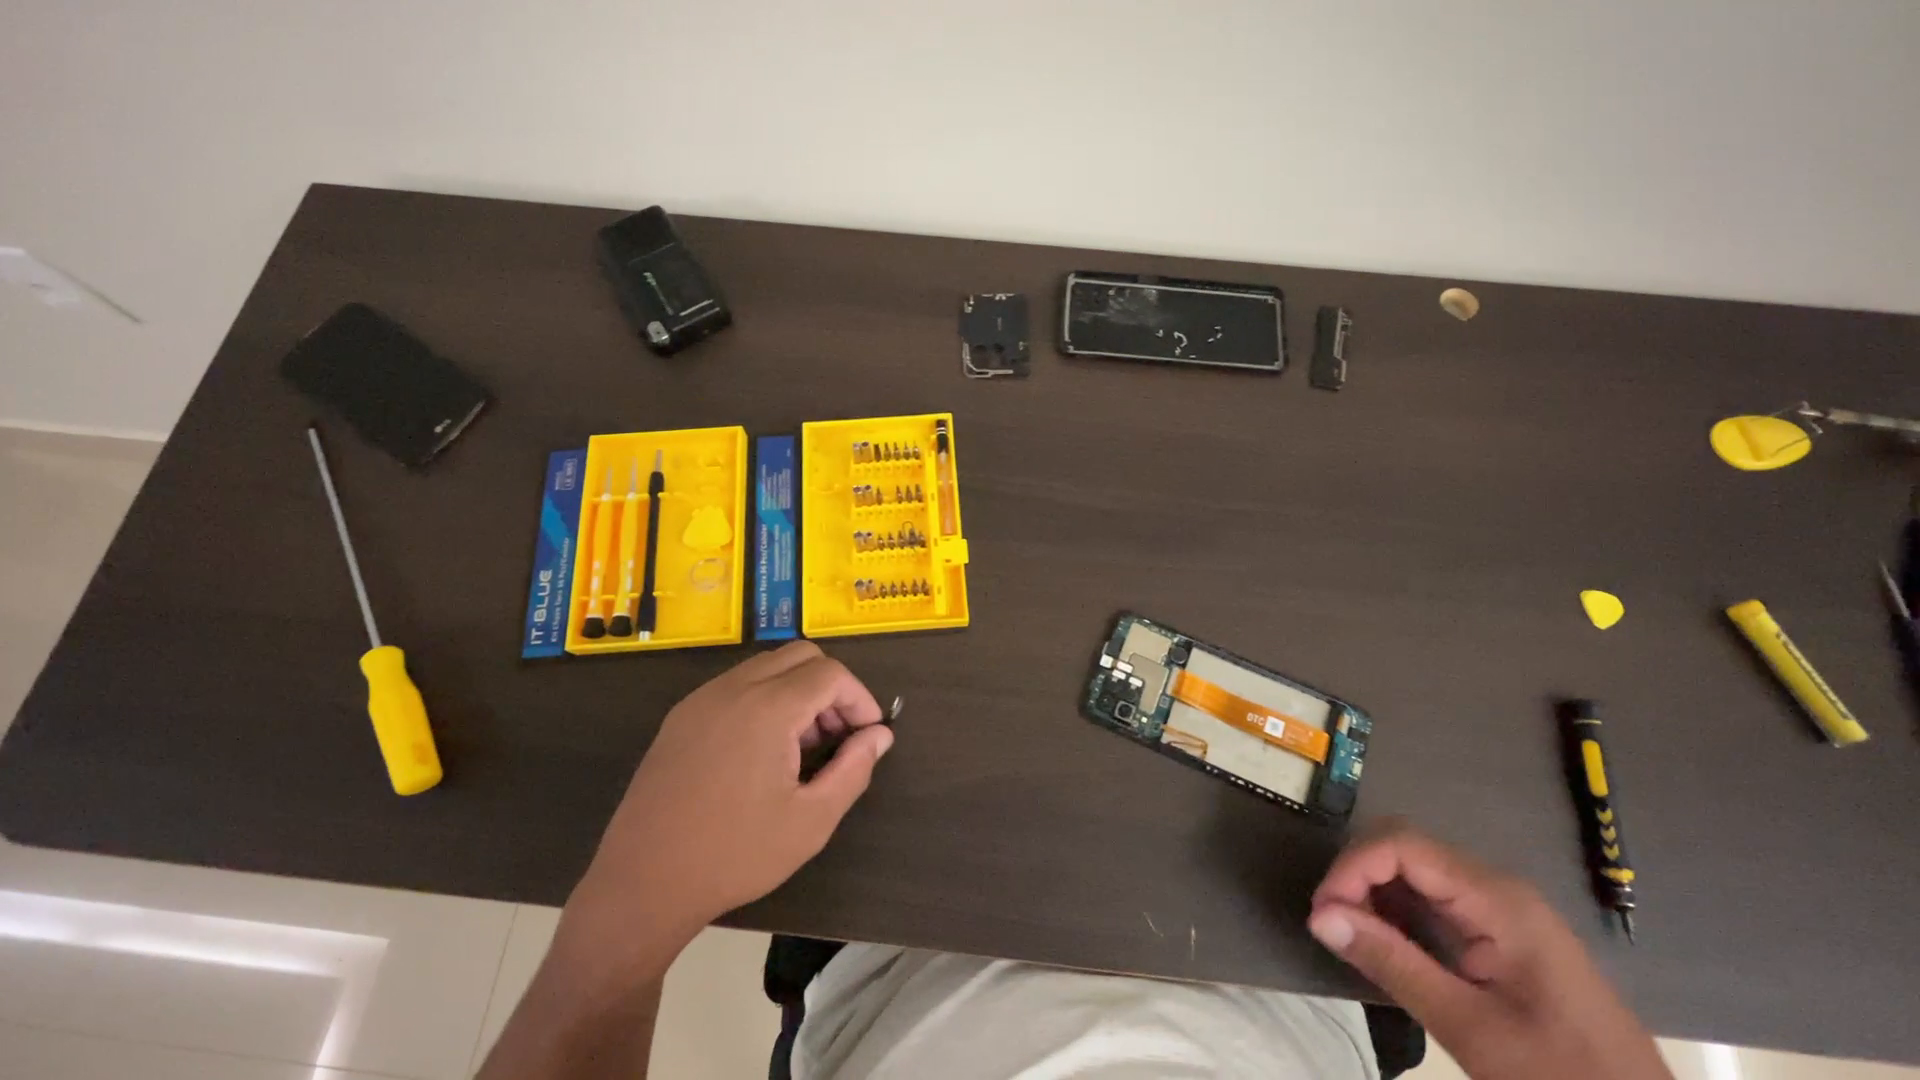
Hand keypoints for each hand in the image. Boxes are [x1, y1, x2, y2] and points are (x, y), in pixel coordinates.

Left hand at [572, 642, 893, 935]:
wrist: (644, 881)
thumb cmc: (735, 854)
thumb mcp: (811, 820)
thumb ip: (853, 769)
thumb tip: (879, 735)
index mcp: (767, 709)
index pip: (830, 673)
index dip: (859, 699)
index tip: (867, 736)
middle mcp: (732, 689)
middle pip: (799, 656)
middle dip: (830, 688)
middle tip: (838, 738)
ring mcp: (700, 700)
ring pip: (765, 667)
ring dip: (796, 691)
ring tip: (803, 748)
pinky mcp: (679, 718)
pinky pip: (734, 686)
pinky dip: (763, 699)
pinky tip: (762, 752)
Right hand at [1309, 823, 1670, 1079]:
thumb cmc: (1559, 1075)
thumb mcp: (1468, 1027)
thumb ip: (1392, 964)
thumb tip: (1320, 916)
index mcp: (1497, 899)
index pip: (1402, 844)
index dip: (1351, 868)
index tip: (1323, 916)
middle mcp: (1499, 889)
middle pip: (1407, 849)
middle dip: (1357, 877)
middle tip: (1331, 928)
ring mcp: (1503, 909)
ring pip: (1418, 872)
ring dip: (1374, 894)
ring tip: (1351, 940)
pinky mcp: (1503, 932)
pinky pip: (1437, 899)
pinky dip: (1399, 912)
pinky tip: (1386, 946)